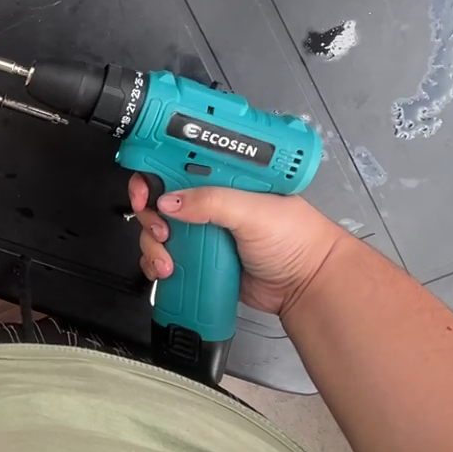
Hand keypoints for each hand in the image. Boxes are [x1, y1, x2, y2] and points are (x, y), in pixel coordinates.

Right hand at [129, 175, 348, 315]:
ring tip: (168, 259)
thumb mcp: (255, 212)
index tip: (144, 190)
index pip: (175, 164)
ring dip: (152, 246)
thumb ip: (212, 201)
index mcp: (220, 179)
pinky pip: (162, 257)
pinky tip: (167, 270)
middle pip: (157, 198)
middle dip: (149, 215)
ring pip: (155, 231)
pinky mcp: (196, 258)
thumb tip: (169, 200)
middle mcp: (207, 201)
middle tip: (160, 229)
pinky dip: (155, 264)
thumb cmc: (298, 240)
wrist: (307, 287)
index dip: (152, 172)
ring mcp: (200, 231)